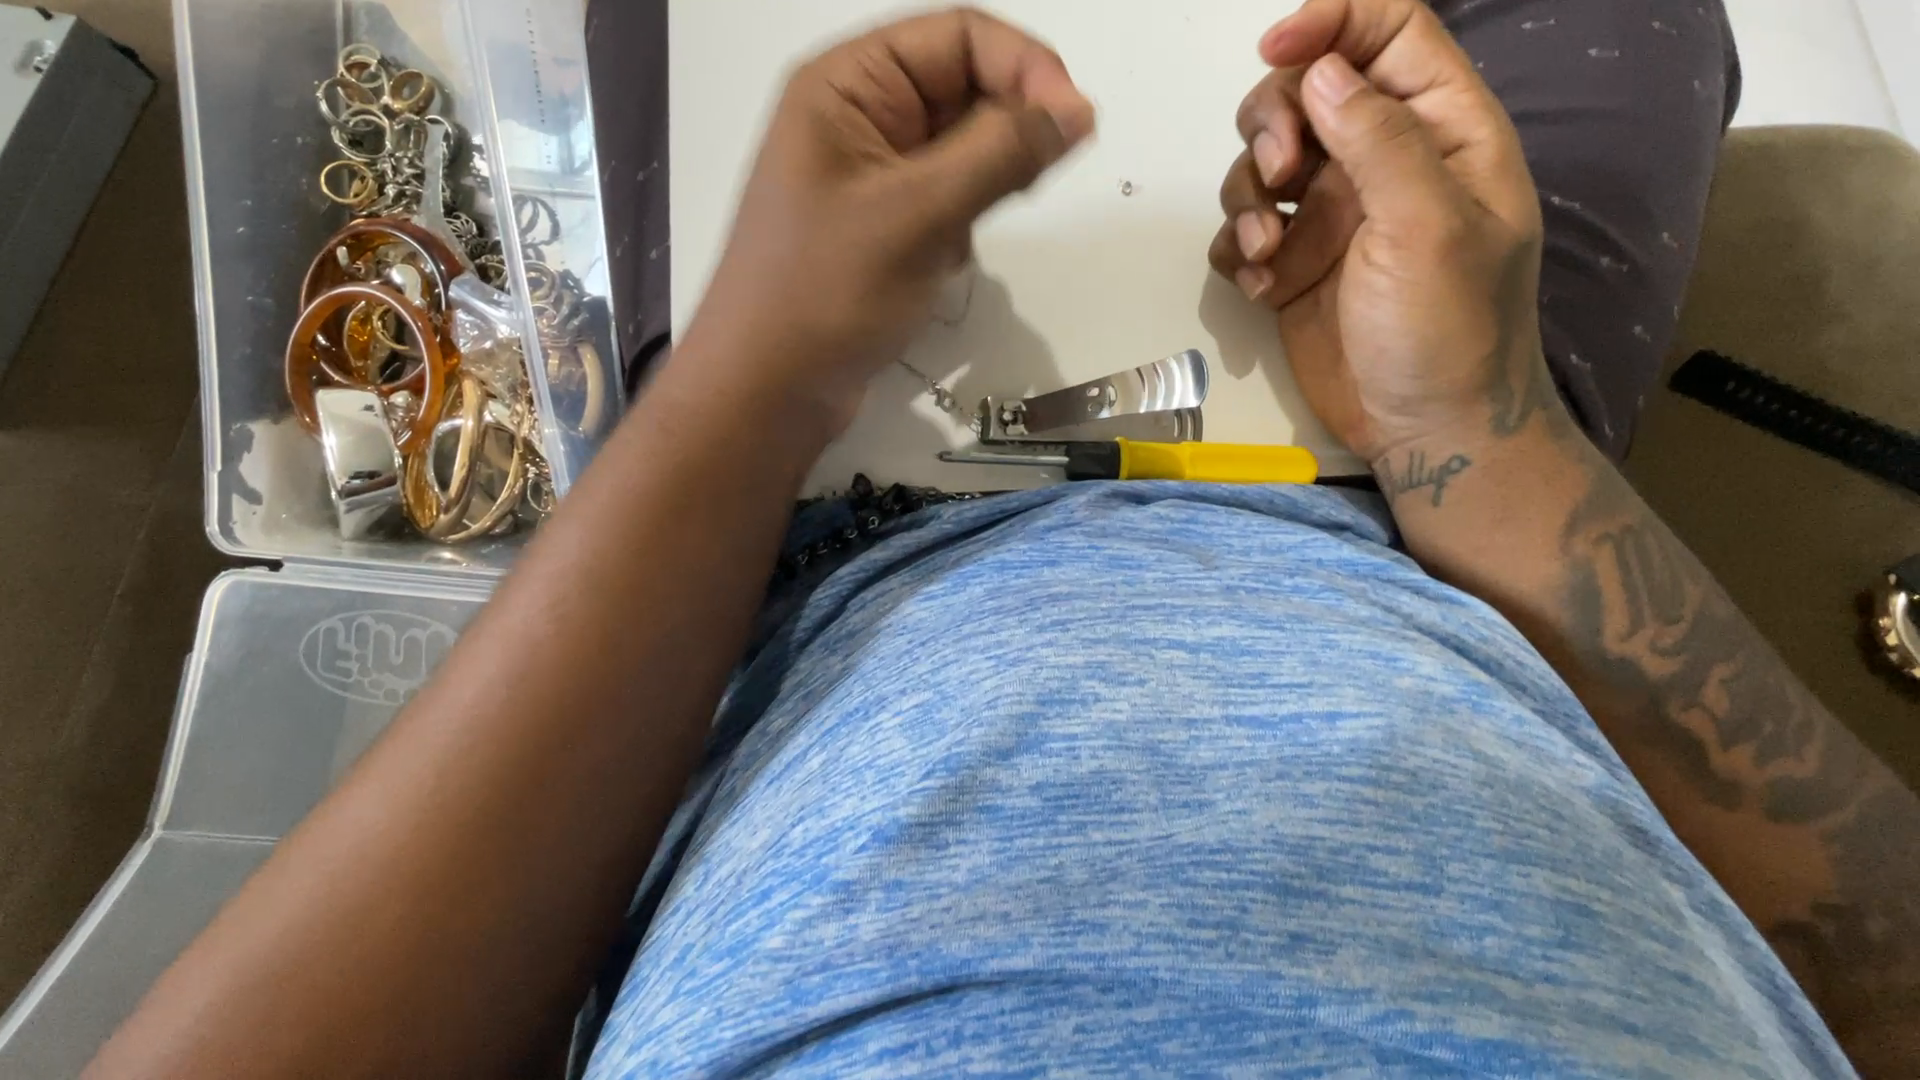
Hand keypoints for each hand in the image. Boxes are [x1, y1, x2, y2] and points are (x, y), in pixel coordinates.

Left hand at [680, 8, 1094, 438]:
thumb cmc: (827, 294)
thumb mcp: (919, 214)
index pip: (958, 36)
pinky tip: (936, 268)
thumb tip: (1078, 110)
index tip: (1076, 124)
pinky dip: (957, 230)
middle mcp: (857, 117)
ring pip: (960, 153)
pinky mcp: (880, 227)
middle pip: (963, 89)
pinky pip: (944, 203)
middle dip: (1000, 140)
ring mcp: (868, 176)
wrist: (767, 391)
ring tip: (952, 242)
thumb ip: (1001, 154)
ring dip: (978, 194)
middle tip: (1019, 195)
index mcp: (846, 84)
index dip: (1026, 67)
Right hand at [1209, 0, 1563, 464]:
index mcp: (1440, 131)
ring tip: (1266, 251)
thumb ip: (1380, 138)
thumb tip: (1321, 72)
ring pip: (1262, 162)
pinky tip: (1258, 286)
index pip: (1388, 32)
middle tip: (1278, 178)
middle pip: (1306, 92)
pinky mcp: (1292, 266)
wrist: (1423, 427)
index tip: (1273, 50)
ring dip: (1246, 198)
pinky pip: (1242, 231)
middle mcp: (1379, 162)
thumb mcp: (1429, 224)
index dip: (1330, 22)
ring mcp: (1330, 217)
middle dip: (1273, 125)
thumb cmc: (1447, 328)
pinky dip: (1237, 250)